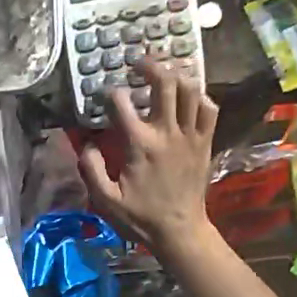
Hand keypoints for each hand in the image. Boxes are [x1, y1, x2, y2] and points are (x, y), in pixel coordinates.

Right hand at [78, 60, 220, 254]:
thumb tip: (87, 144)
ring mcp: (190, 135)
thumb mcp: (106, 200)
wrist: (180, 231)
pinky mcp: (205, 142)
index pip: (120, 102)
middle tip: (138, 65)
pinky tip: (188, 100)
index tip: (106, 98)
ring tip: (164, 77)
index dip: (110, 94)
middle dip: (149, 66)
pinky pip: (209, 108)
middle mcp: (166, 132)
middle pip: (164, 81)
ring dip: (175, 77)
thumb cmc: (141, 218)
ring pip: (189, 89)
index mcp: (139, 144)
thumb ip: (90, 169)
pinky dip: (199, 97)